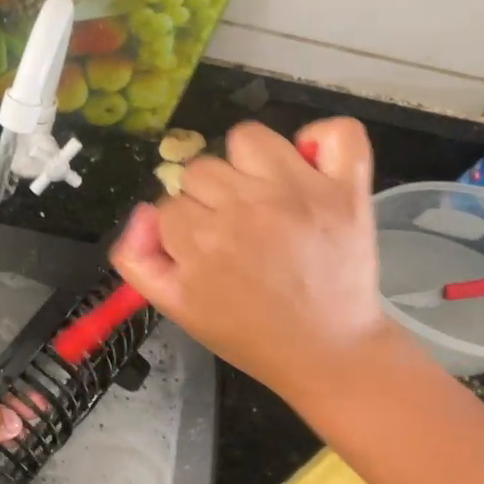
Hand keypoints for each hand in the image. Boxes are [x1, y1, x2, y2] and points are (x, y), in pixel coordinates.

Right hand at [110, 118, 391, 395]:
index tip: (201, 255)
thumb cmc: (246, 332)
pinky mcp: (346, 188)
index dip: (180, 230)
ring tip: (261, 197)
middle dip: (207, 199)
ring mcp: (300, 191)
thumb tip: (142, 213)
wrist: (325, 350)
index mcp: (201, 239)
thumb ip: (137, 260)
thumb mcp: (176, 308)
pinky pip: (334, 132)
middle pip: (201, 169)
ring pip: (249, 139)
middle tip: (231, 234)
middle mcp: (247, 206)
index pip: (169, 205)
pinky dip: (320, 139)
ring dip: (246, 164)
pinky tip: (307, 167)